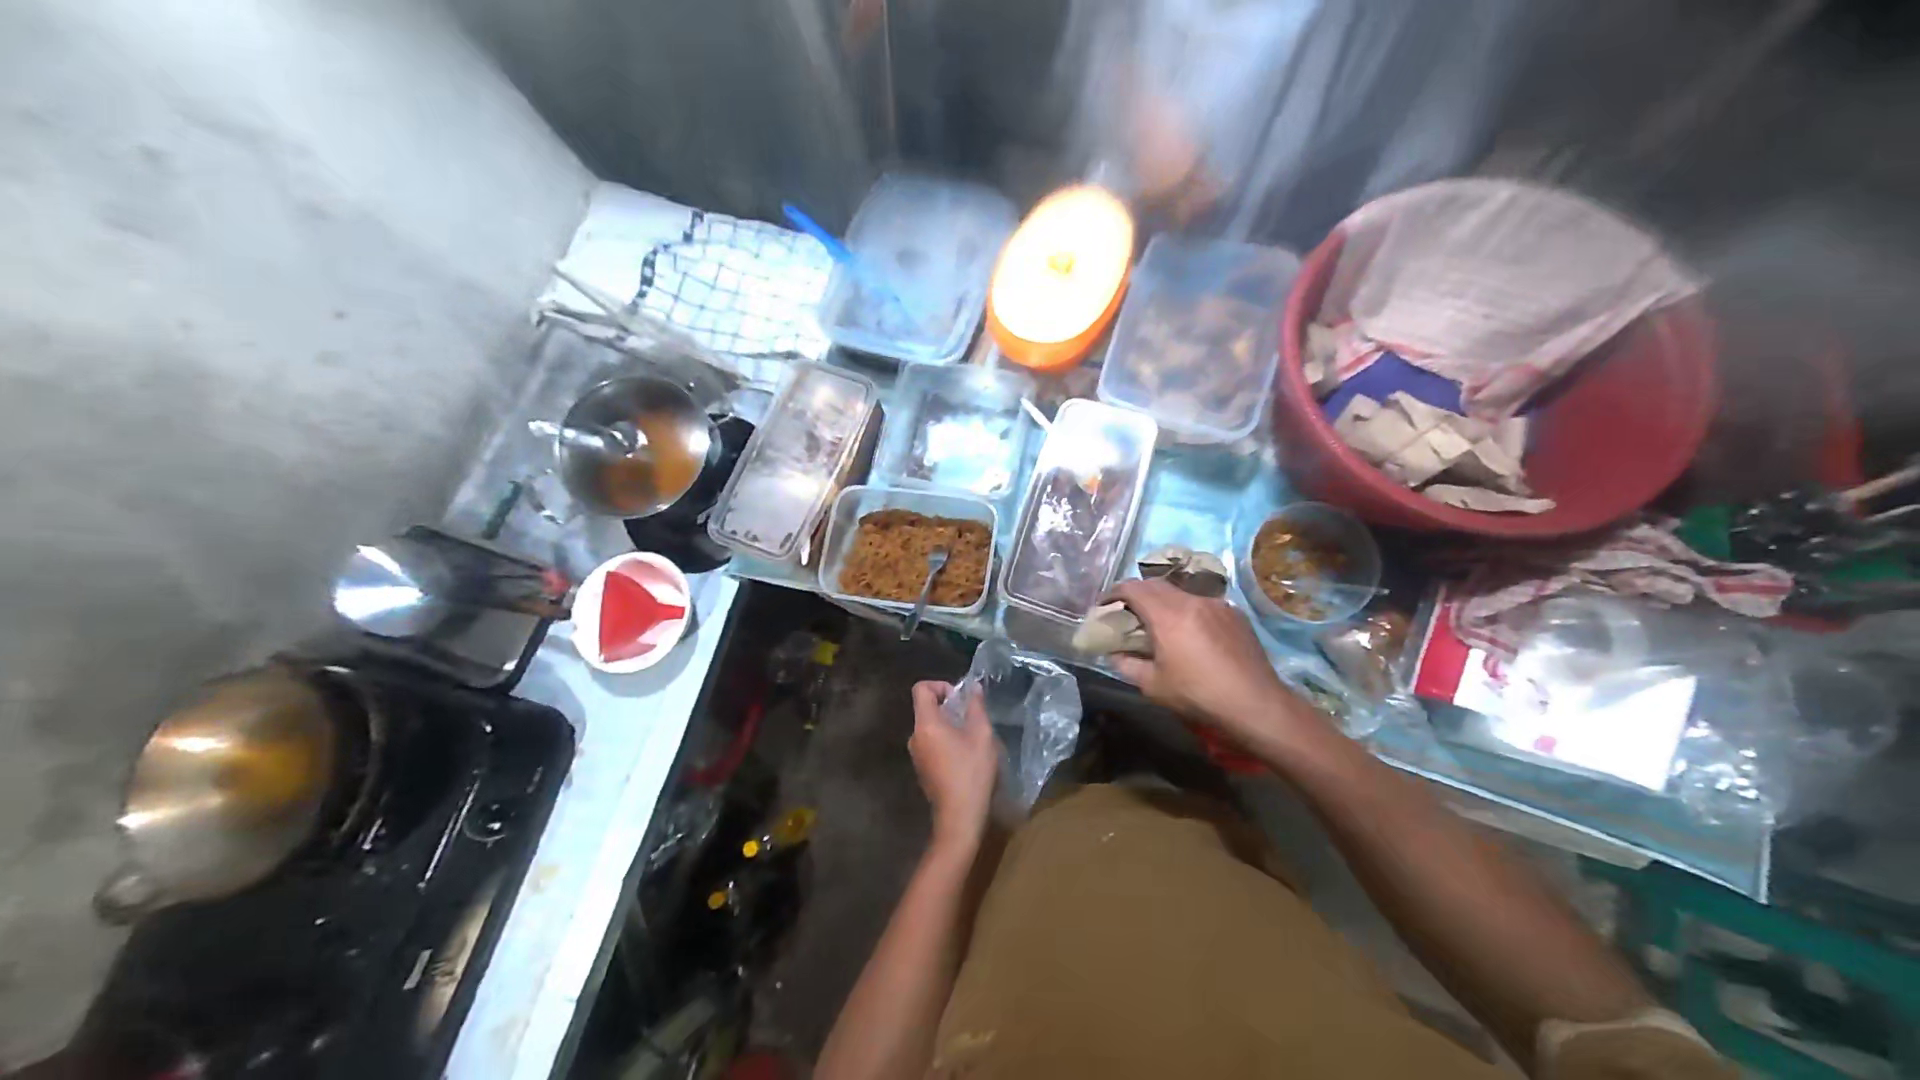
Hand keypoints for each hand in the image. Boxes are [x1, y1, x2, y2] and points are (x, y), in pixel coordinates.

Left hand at [908, 681, 1000, 851]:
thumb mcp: (982, 735)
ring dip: (949, 726)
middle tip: (971, 718)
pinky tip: (965, 757)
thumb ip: (976, 707)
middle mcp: (915, 736)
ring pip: (929, 727)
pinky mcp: (922, 769)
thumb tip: (973, 688)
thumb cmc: (972, 772)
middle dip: (949, 707)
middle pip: (925, 708)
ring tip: (972, 738)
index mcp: (926, 724)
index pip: (921, 688)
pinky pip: (930, 744)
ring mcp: (916, 755)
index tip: (960, 699)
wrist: (959, 816)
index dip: (940, 685)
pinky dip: (945, 741)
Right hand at [1104, 579, 1321, 743]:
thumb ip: (1127, 664)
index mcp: (1168, 615)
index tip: (1104, 605)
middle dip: (1137, 594)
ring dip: (1164, 602)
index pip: (1133, 588)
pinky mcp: (1234, 614)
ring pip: (1181, 593)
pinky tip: (1190, 634)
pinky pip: (1202, 604)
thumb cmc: (1198, 695)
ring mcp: (1217, 604)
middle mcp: (1192, 601)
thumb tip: (1114, 653)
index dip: (1114, 592)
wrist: (1256, 703)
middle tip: (1127, 612)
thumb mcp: (1152, 685)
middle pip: (1156, 584)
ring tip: (1158, 623)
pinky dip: (1187, 611)